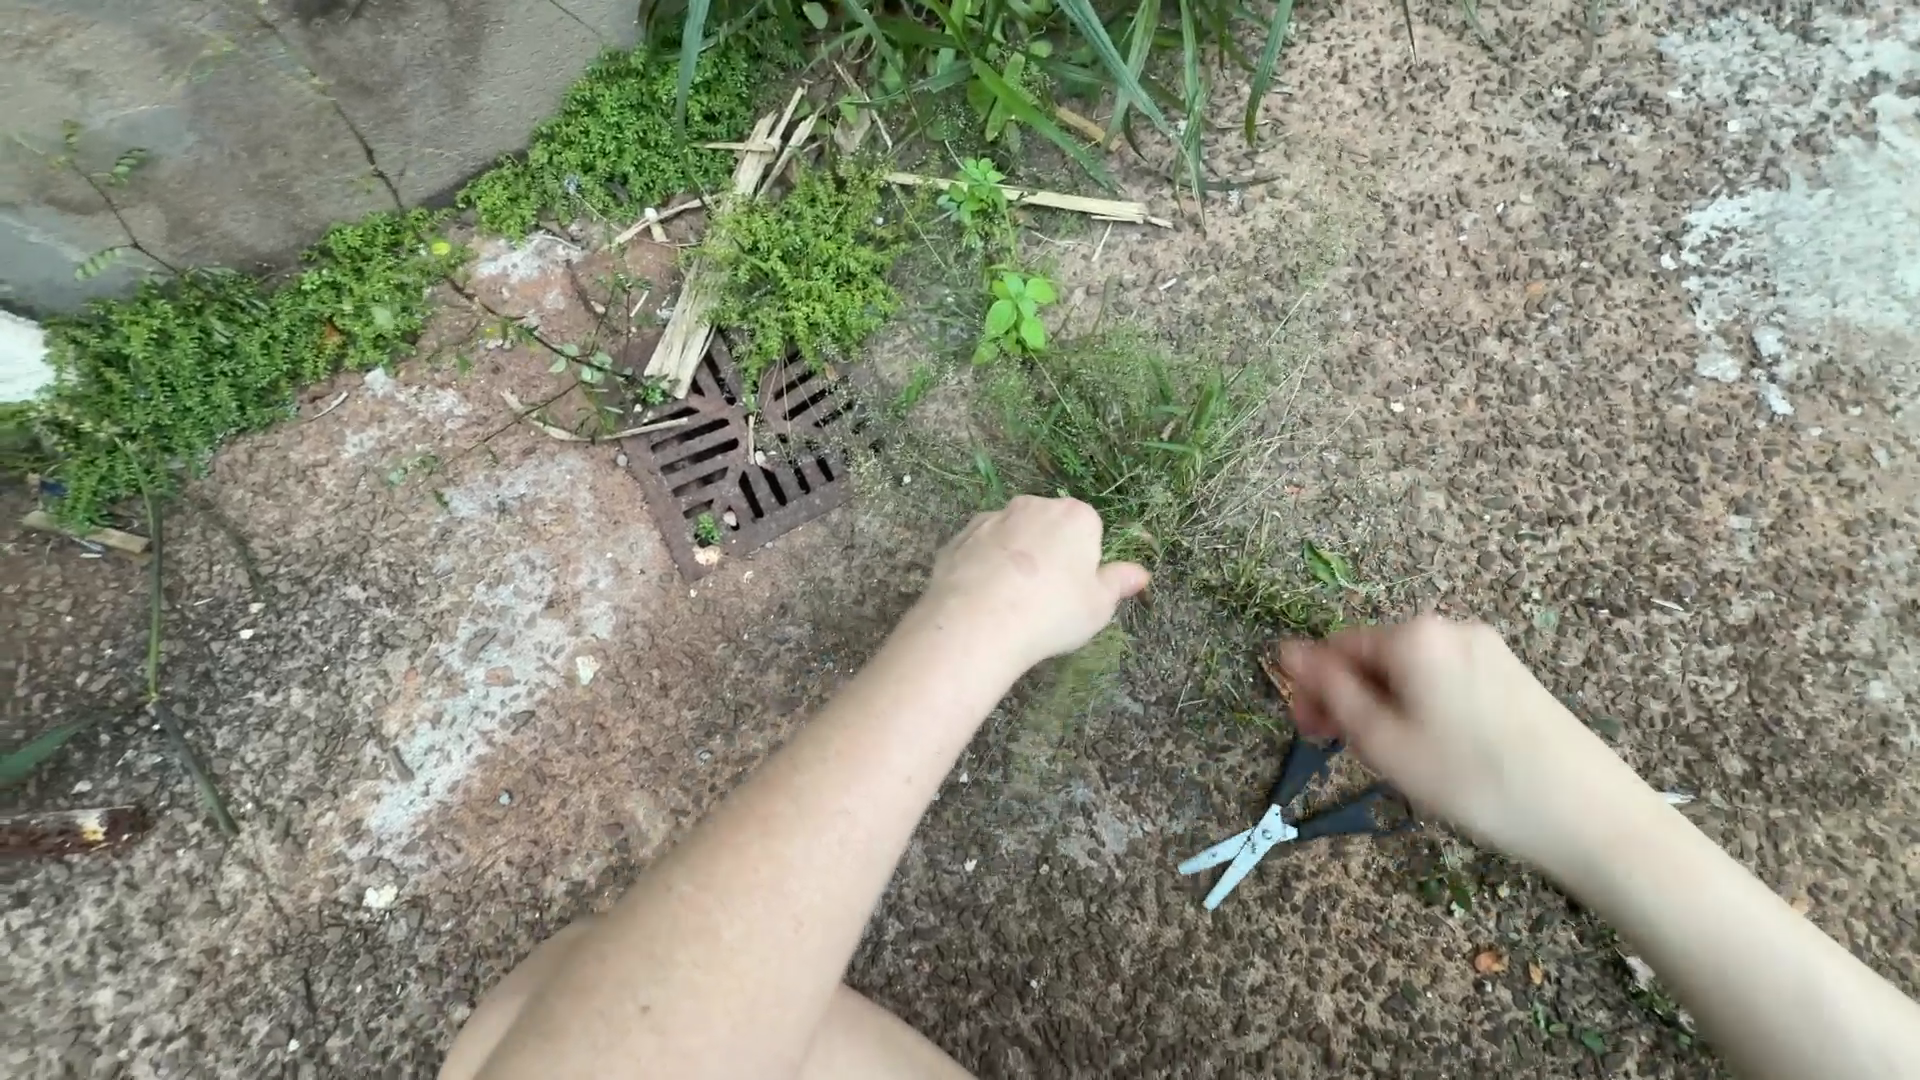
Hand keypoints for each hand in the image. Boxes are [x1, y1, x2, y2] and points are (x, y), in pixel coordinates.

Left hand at [910, 496, 1148, 672]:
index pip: (1088, 528)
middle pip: (1047, 525)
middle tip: (1044, 596)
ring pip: (1010, 535)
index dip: (1084, 560)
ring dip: (1013, 557)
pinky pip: (979, 549)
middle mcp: (1032, 506)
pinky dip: (981, 566)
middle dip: (1048, 551)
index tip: (1075, 588)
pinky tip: (981, 598)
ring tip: (1009, 601)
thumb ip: (1117, 584)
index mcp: (1074, 516)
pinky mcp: (958, 537)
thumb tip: (1140, 573)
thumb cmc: (1051, 613)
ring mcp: (990, 519)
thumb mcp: (1097, 606)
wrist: (976, 622)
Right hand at [1280, 616, 1654, 865]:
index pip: (1335, 647)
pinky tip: (1432, 752)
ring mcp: (1487, 651)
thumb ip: (1328, 689)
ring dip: (1382, 707)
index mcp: (1414, 636)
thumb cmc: (1472, 779)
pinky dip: (1420, 709)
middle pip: (1372, 657)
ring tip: (1393, 760)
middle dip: (1348, 699)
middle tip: (1343, 750)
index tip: (1310, 733)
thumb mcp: (1381, 739)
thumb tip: (1287, 651)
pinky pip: (1441, 682)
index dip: (1313, 689)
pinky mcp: (1512, 676)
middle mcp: (1449, 629)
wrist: (1594, 820)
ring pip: (1406, 673)